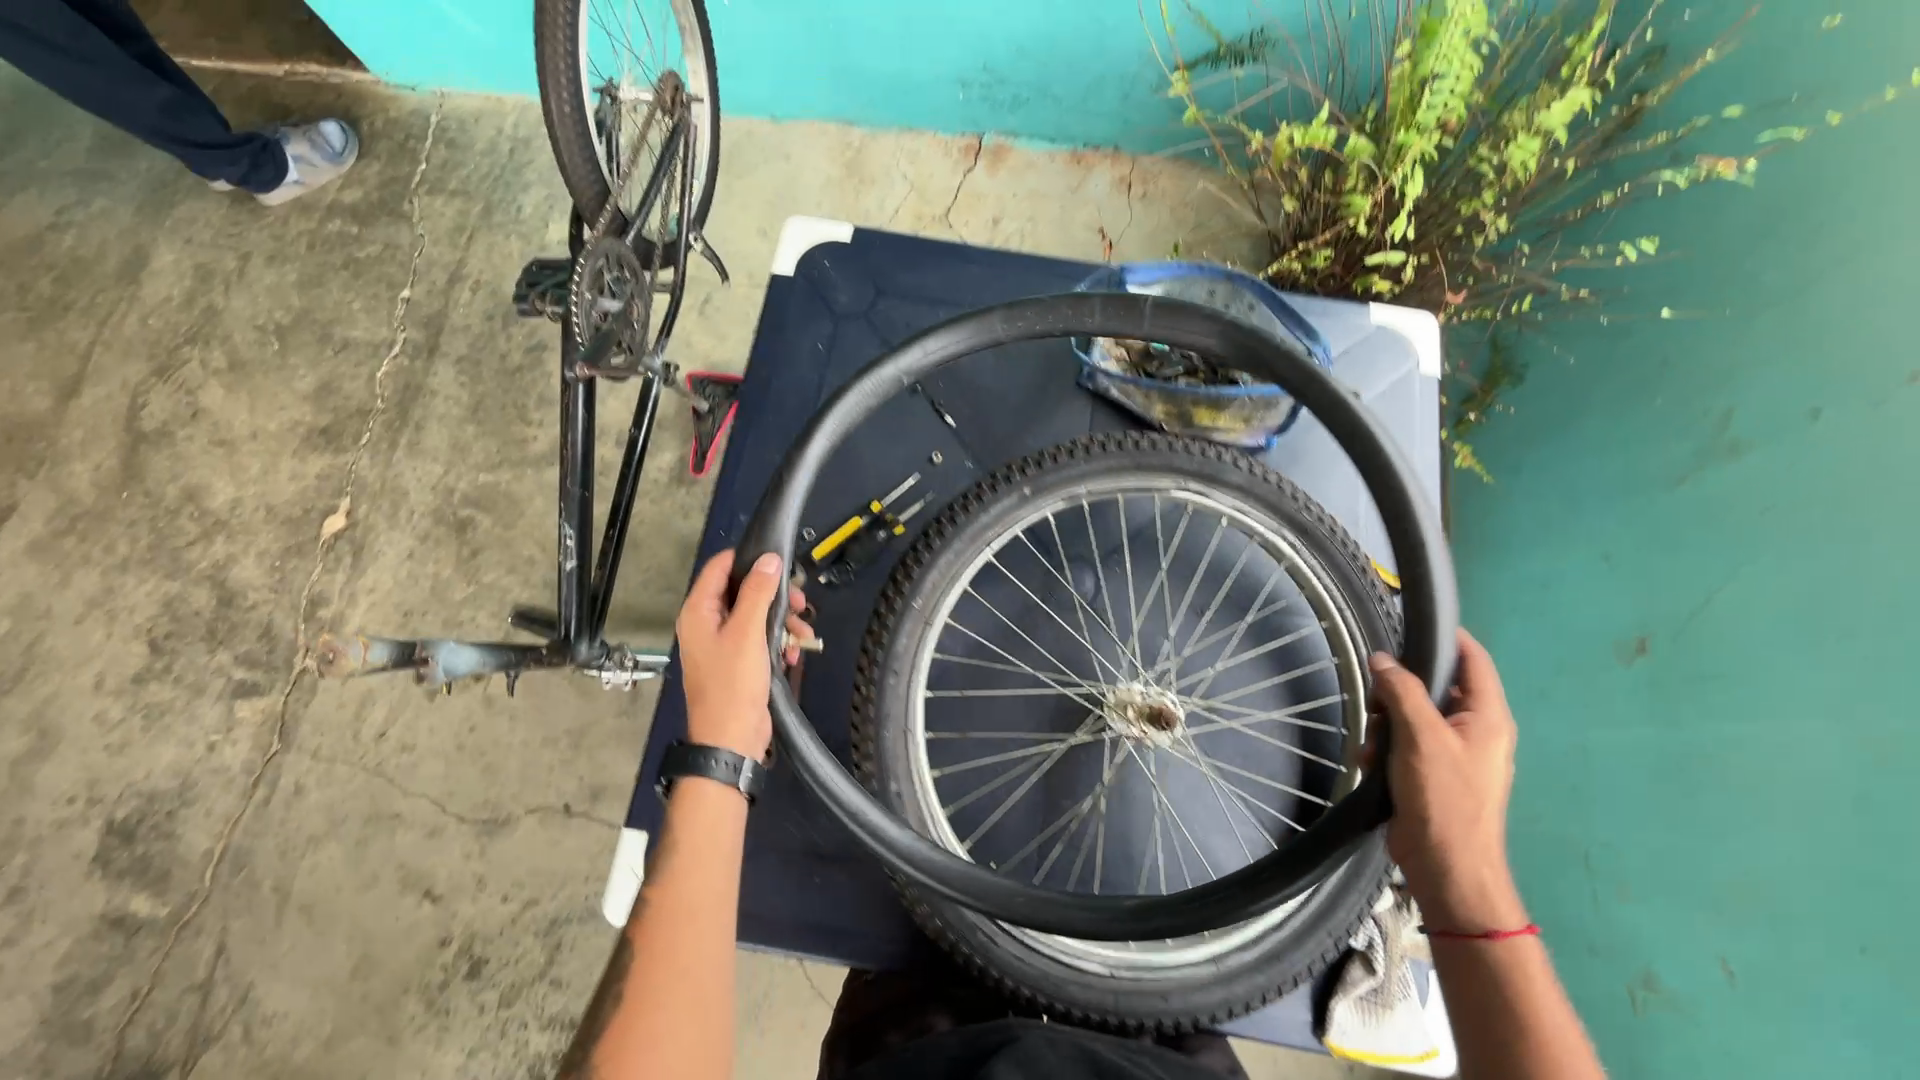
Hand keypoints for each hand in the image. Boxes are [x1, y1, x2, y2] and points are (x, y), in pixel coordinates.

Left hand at [675, 550, 811, 760]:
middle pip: (742, 591)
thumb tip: (769, 559)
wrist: (731, 738)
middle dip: (774, 595)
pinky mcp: (739, 661)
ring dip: (782, 621)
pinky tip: (794, 653)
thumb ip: (758, 592)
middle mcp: (706, 623)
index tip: (778, 560)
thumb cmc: (733, 684)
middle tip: (799, 601)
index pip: (719, 567)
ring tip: (802, 632)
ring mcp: (723, 643)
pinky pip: (760, 638)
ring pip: (756, 615)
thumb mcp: (748, 632)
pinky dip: (779, 641)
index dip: (747, 559)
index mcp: (698, 612)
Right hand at [1369, 629, 1526, 933]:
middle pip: (1434, 688)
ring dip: (1386, 727)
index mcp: (1489, 717)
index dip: (1446, 637)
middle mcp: (1476, 731)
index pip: (1473, 659)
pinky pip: (1405, 745)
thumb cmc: (1443, 798)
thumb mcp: (1421, 737)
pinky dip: (1386, 750)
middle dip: (1398, 693)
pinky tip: (1372, 766)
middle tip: (1376, 702)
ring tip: (1373, 747)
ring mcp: (1454, 754)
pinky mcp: (1432, 775)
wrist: (1447, 867)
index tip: (1408, 623)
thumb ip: (1402, 692)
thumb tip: (1382, 659)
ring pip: (1412, 717)